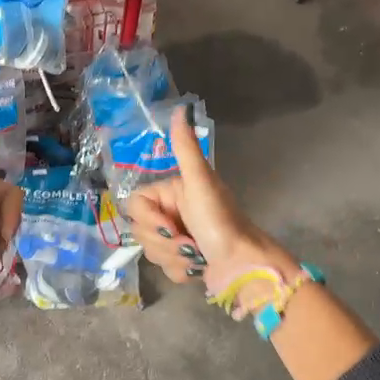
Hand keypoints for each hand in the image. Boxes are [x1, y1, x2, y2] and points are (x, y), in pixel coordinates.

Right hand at [126, 106, 294, 298]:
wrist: (244, 264)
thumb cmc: (221, 221)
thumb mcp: (200, 182)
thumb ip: (185, 148)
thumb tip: (181, 108)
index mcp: (172, 191)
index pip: (135, 205)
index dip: (149, 219)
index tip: (169, 225)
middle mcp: (172, 212)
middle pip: (140, 230)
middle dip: (164, 242)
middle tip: (189, 242)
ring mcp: (176, 238)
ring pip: (151, 251)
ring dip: (174, 258)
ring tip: (197, 255)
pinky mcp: (183, 262)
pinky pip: (164, 269)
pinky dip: (181, 272)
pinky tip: (198, 268)